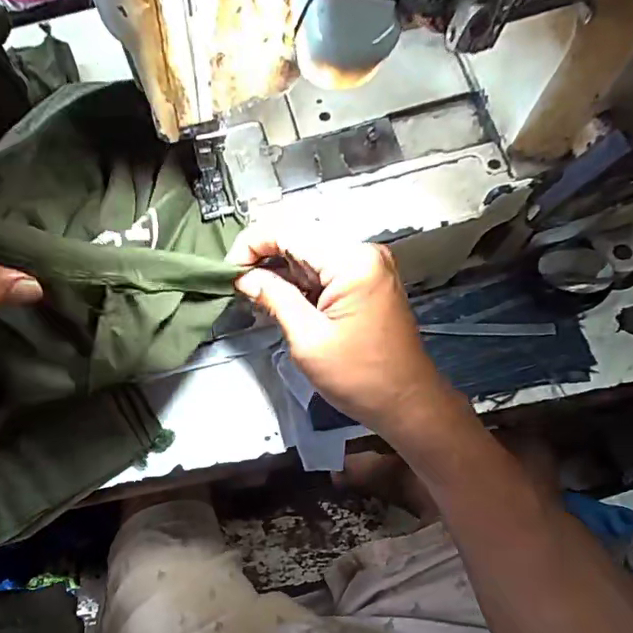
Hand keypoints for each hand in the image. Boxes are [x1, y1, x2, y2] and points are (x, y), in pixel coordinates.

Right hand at [230, 223, 460, 436]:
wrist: (404, 400)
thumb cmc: (360, 376)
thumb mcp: (307, 338)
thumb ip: (275, 298)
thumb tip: (243, 277)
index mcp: (352, 261)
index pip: (290, 232)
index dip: (252, 245)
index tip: (227, 272)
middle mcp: (362, 253)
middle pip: (299, 237)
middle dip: (262, 257)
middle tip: (234, 284)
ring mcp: (365, 266)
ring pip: (307, 253)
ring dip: (276, 269)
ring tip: (250, 293)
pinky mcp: (363, 281)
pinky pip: (320, 269)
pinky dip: (294, 280)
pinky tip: (275, 297)